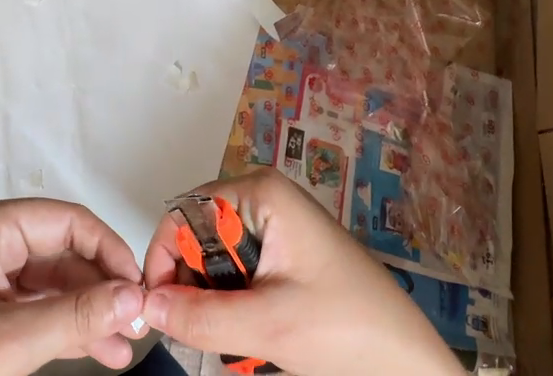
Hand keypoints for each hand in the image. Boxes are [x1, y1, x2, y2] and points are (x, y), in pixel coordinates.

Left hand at [0, 198, 147, 375]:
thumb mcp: (10, 342)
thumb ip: (76, 318)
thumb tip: (137, 297)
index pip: (70, 222)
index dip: (111, 251)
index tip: (141, 291)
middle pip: (67, 252)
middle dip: (104, 288)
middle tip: (139, 325)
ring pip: (58, 283)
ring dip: (91, 313)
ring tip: (126, 348)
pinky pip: (40, 308)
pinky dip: (68, 327)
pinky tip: (100, 351)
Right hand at [140, 170, 464, 375]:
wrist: (405, 359)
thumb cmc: (343, 327)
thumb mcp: (265, 324)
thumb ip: (199, 315)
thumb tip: (146, 305)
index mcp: (260, 193)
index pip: (185, 212)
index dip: (165, 257)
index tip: (158, 308)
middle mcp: (264, 200)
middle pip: (198, 237)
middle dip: (192, 285)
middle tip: (200, 331)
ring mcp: (277, 228)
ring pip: (216, 261)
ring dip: (213, 302)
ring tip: (233, 339)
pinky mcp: (285, 256)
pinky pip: (239, 274)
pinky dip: (234, 306)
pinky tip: (250, 337)